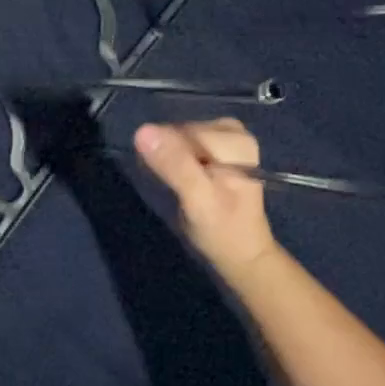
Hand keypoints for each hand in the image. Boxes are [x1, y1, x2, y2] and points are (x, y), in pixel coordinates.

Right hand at [134, 118, 278, 281]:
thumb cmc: (222, 231)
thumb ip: (174, 165)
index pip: (180, 131)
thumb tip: (142, 131)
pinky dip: (174, 158)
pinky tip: (181, 178)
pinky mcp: (217, 149)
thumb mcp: (197, 200)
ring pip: (178, 137)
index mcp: (236, 141)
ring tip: (178, 184)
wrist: (242, 255)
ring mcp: (225, 140)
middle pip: (179, 131)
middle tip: (175, 186)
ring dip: (169, 159)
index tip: (169, 181)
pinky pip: (183, 143)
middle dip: (169, 156)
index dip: (166, 154)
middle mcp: (233, 132)